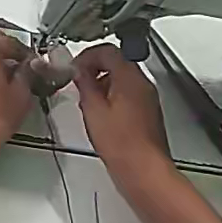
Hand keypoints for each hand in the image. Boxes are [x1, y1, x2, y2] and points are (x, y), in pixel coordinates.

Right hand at [73, 44, 171, 174]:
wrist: (143, 170)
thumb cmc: (122, 143)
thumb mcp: (93, 109)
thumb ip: (85, 84)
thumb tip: (79, 71)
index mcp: (130, 78)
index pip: (108, 51)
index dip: (87, 56)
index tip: (74, 67)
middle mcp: (143, 85)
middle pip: (117, 62)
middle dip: (94, 69)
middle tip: (77, 81)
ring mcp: (147, 99)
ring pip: (122, 78)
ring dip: (102, 82)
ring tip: (85, 99)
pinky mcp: (147, 113)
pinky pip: (128, 94)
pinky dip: (112, 96)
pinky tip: (99, 113)